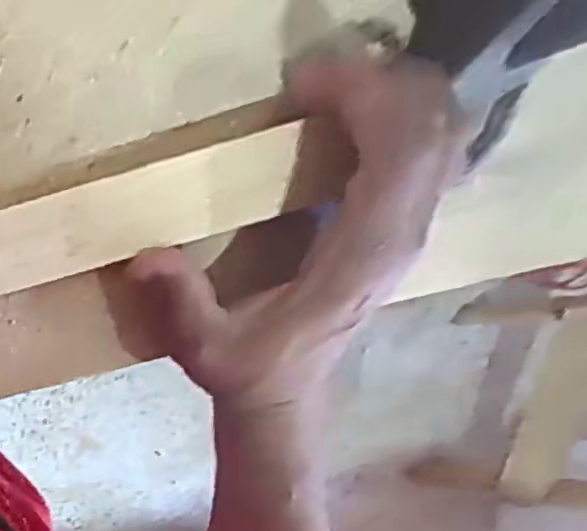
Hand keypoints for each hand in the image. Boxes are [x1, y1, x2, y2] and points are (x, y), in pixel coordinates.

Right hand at [108, 50, 464, 417]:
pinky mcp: (404, 232)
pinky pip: (431, 152)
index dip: (360, 95)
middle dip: (382, 81)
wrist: (284, 400)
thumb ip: (180, 302)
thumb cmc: (247, 373)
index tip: (304, 80)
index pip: (395, 147)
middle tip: (316, 75)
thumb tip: (144, 256)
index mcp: (360, 256)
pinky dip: (406, 118)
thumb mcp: (203, 347)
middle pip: (431, 123)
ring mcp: (411, 233)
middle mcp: (401, 236)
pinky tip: (366, 117)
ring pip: (442, 131)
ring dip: (398, 93)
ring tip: (339, 86)